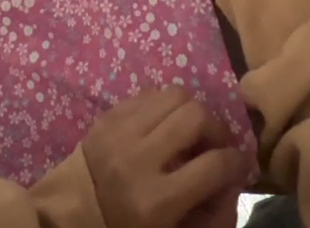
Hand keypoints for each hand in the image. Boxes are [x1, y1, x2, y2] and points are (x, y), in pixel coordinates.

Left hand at [83, 87, 247, 227]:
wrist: (69, 214)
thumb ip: (208, 214)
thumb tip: (234, 182)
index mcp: (155, 201)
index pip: (213, 165)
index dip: (236, 161)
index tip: (240, 163)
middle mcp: (139, 158)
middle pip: (195, 116)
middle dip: (216, 128)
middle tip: (216, 143)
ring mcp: (121, 131)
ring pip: (174, 94)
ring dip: (192, 110)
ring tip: (192, 129)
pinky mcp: (109, 115)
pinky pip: (150, 93)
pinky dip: (165, 105)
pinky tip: (166, 123)